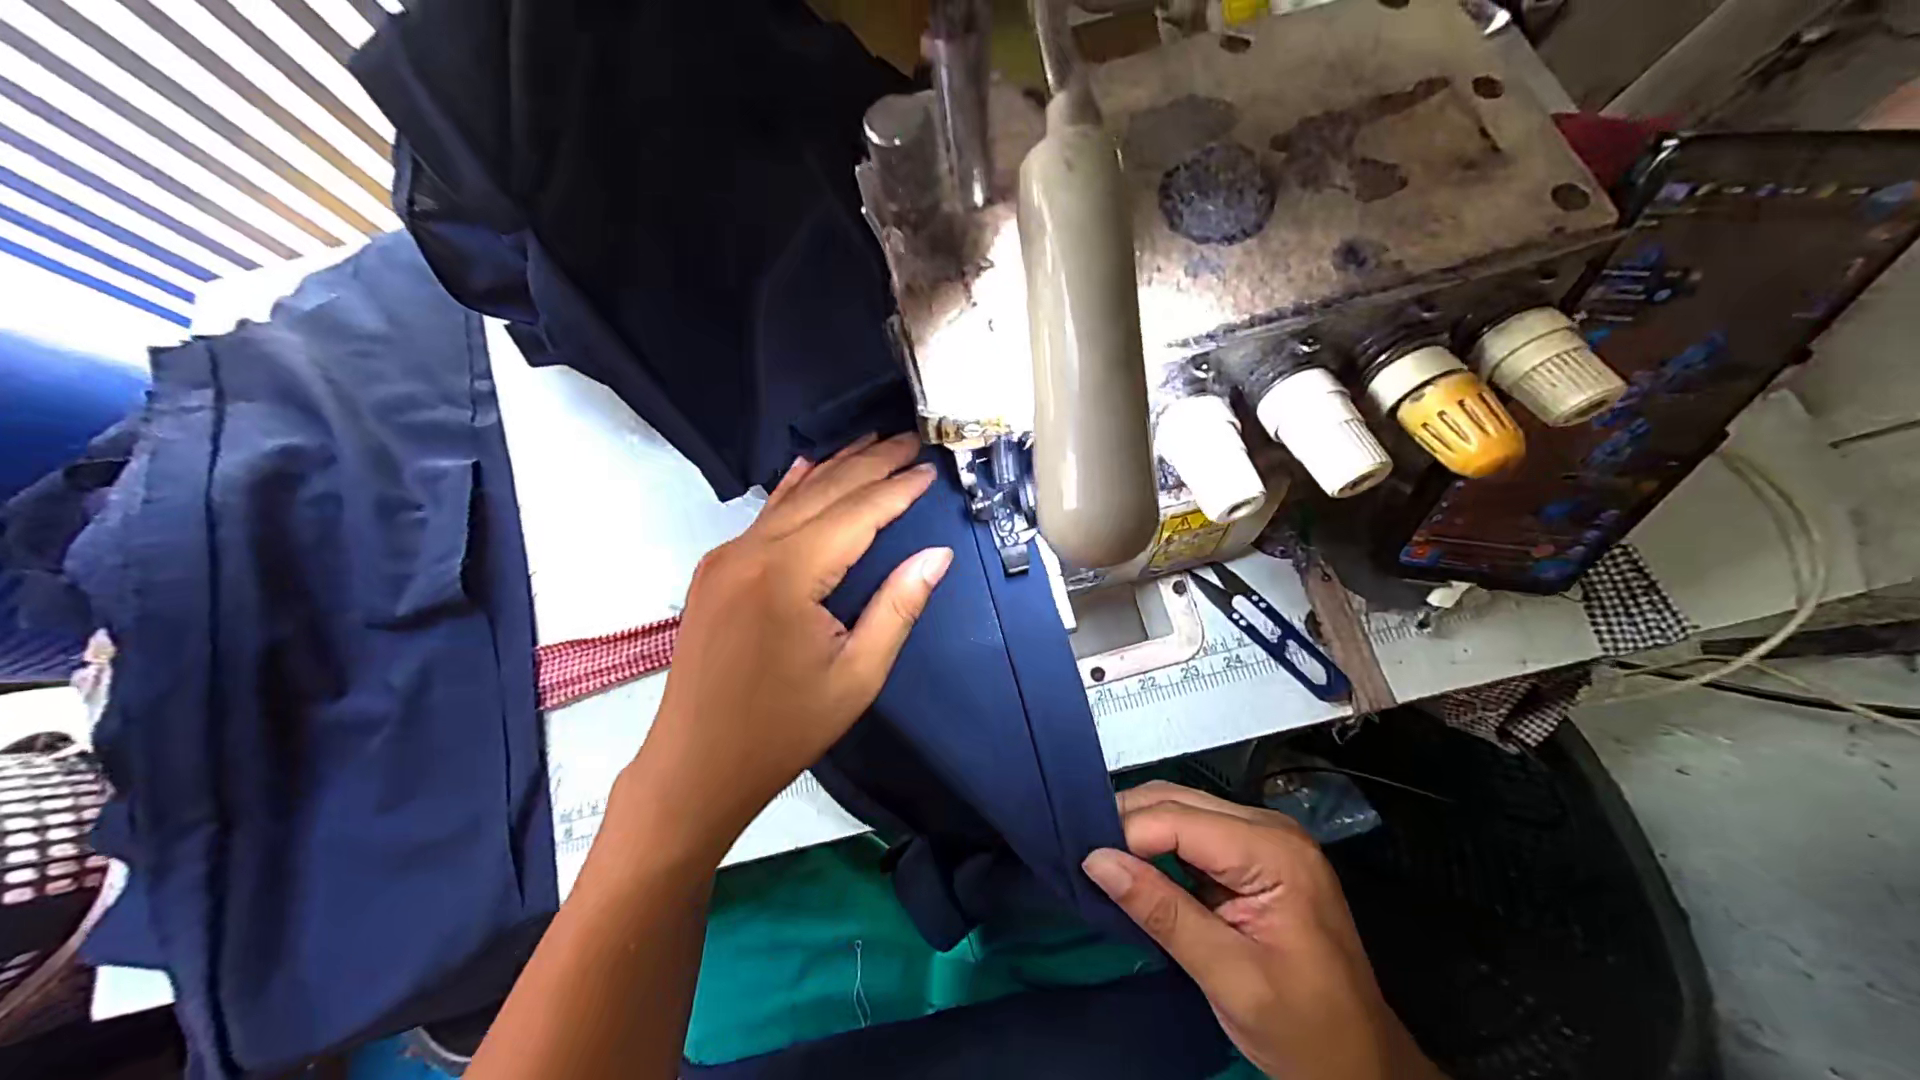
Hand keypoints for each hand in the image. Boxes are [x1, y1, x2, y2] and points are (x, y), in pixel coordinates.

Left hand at [626, 433, 953, 857]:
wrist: (694, 767)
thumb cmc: (783, 729)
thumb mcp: (858, 675)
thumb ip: (898, 606)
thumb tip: (936, 555)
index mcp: (788, 575)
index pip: (856, 514)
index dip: (896, 489)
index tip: (928, 466)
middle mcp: (751, 551)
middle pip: (823, 493)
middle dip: (869, 463)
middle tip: (907, 439)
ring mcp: (725, 557)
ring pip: (791, 498)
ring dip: (835, 469)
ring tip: (871, 442)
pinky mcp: (714, 571)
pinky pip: (764, 517)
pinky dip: (794, 490)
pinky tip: (809, 468)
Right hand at [1082, 782, 1445, 1079]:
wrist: (1363, 1066)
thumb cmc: (1307, 1031)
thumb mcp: (1231, 979)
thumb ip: (1163, 913)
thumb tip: (1096, 861)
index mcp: (1273, 851)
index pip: (1177, 820)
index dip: (1125, 835)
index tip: (1082, 864)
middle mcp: (1267, 827)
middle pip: (1176, 802)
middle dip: (1125, 825)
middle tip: (1083, 859)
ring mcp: (1262, 838)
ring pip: (1178, 810)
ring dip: (1136, 832)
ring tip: (1100, 863)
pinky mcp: (1251, 855)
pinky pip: (1190, 833)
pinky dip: (1156, 846)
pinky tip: (1133, 869)